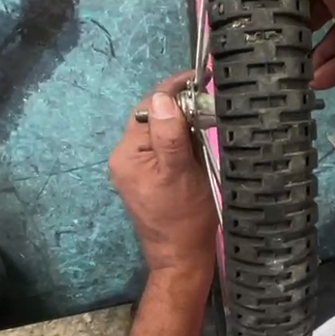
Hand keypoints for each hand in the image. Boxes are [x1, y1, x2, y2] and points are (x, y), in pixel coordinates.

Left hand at [109, 73, 216, 283]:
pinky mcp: (148, 178)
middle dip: (180, 106)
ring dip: (182, 123)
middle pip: (153, 117)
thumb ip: (170, 135)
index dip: (175, 90)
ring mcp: (135, 169)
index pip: (149, 107)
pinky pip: (163, 147)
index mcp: (127, 154)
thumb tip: (163, 98)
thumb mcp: (180, 173)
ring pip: (160, 131)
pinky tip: (197, 141)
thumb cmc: (184, 218)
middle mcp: (124, 157)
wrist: (181, 258)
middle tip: (210, 100)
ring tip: (207, 118)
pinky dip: (180, 139)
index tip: (201, 77)